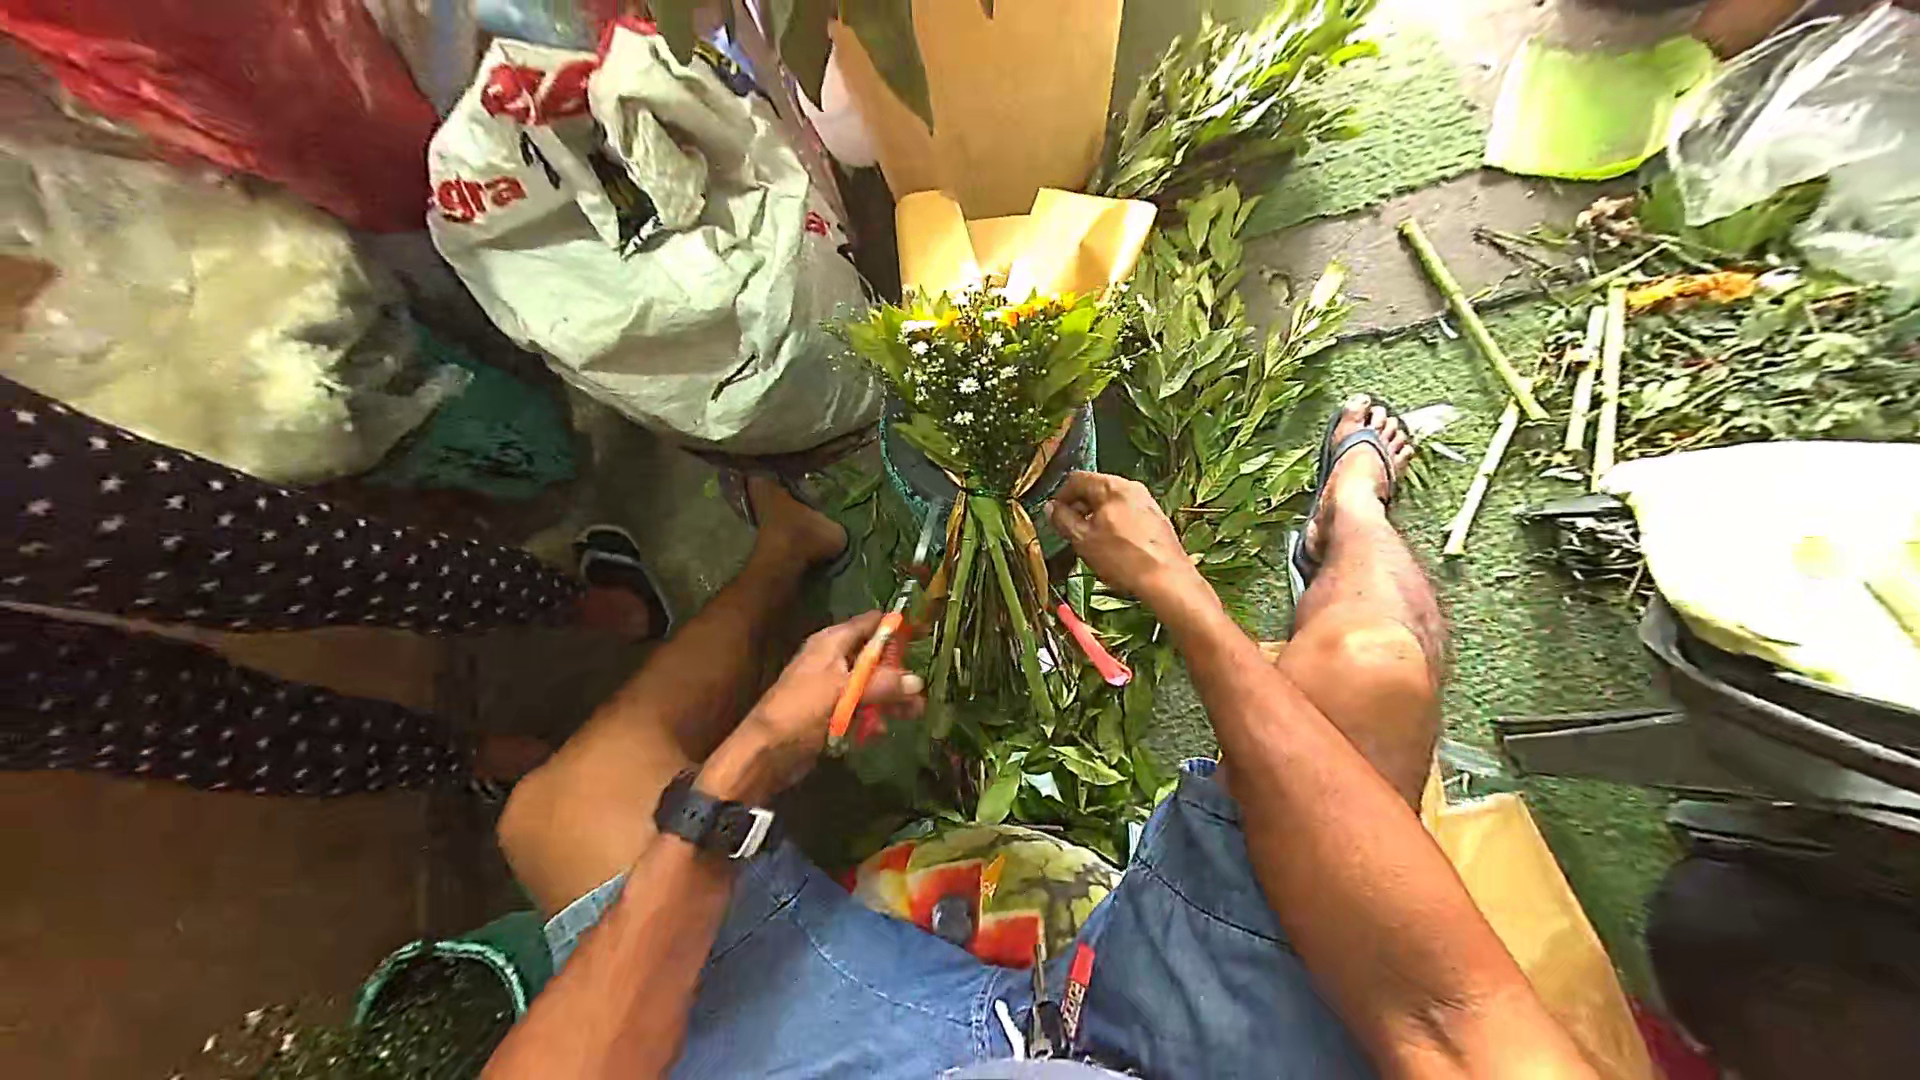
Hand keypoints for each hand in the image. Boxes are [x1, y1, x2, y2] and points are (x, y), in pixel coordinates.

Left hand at [710, 612, 925, 799]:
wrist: (765, 752)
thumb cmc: (802, 711)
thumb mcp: (844, 693)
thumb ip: (882, 684)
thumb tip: (917, 681)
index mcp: (831, 642)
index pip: (870, 623)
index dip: (896, 627)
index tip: (924, 636)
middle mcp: (833, 658)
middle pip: (874, 656)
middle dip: (898, 671)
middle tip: (922, 687)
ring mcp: (832, 686)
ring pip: (870, 684)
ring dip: (890, 697)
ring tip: (915, 712)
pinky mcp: (830, 711)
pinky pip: (859, 707)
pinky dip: (872, 715)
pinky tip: (881, 730)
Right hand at [1047, 471, 1209, 609]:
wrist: (1166, 579)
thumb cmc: (1121, 558)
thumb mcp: (1083, 540)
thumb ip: (1063, 520)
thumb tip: (1051, 507)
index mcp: (1110, 486)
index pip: (1076, 479)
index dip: (1061, 497)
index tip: (1055, 516)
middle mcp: (1131, 487)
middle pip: (1096, 488)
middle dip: (1079, 507)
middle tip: (1071, 530)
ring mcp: (1147, 501)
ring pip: (1112, 501)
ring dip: (1096, 516)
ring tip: (1091, 540)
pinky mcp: (1157, 517)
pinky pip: (1127, 512)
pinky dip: (1114, 522)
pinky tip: (1114, 545)